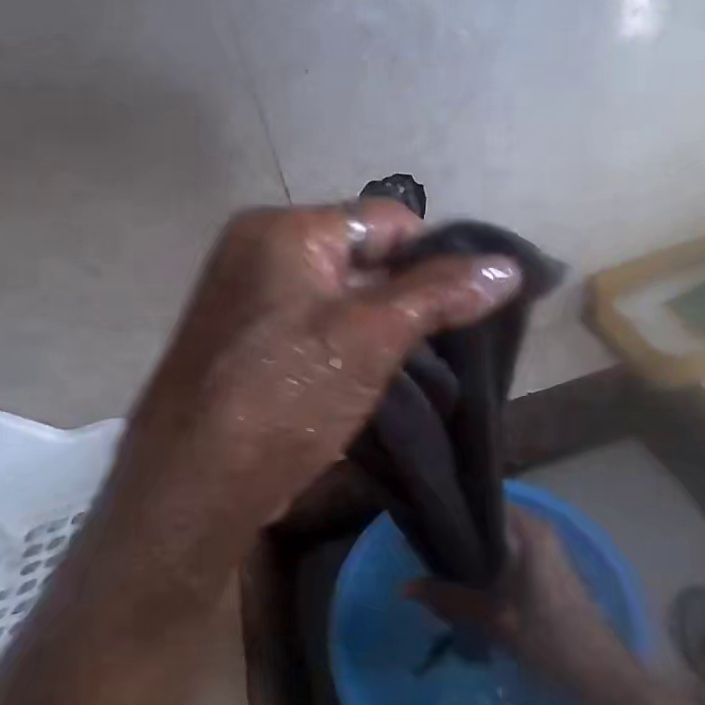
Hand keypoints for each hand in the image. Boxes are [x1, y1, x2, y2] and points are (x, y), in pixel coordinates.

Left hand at [101, 203, 522, 546]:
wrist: (195, 484)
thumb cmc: (284, 397)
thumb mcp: (371, 338)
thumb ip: (438, 295)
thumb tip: (509, 268)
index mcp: (284, 231)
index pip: (386, 220)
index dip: (434, 258)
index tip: (468, 306)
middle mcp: (258, 252)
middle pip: (361, 258)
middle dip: (406, 298)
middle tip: (446, 344)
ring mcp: (246, 299)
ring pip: (338, 299)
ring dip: (379, 329)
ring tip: (417, 369)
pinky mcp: (244, 344)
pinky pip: (312, 330)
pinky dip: (346, 349)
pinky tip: (370, 384)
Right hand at [408, 506, 638, 693]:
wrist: (601, 674)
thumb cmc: (550, 640)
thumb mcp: (495, 619)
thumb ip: (450, 598)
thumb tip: (404, 587)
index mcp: (528, 530)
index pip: (482, 502)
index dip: (452, 510)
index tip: (424, 520)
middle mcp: (539, 529)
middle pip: (489, 520)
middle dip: (459, 534)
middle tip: (425, 548)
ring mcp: (547, 548)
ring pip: (499, 538)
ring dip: (474, 551)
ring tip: (440, 564)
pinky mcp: (549, 569)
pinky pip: (510, 552)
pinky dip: (489, 563)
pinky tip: (470, 582)